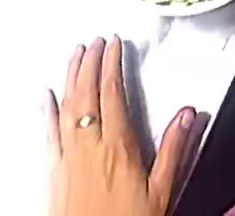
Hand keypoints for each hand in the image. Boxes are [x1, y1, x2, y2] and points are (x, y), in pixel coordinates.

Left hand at [49, 36, 196, 215]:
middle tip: (95, 40)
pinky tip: (46, 94)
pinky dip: (47, 110)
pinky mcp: (53, 172)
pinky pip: (49, 133)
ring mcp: (68, 157)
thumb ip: (174, 150)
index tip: (114, 43)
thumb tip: (188, 112)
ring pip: (67, 105)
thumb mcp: (161, 194)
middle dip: (91, 62)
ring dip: (71, 75)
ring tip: (75, 53)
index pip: (113, 92)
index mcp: (118, 146)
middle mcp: (90, 145)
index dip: (112, 64)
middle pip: (88, 92)